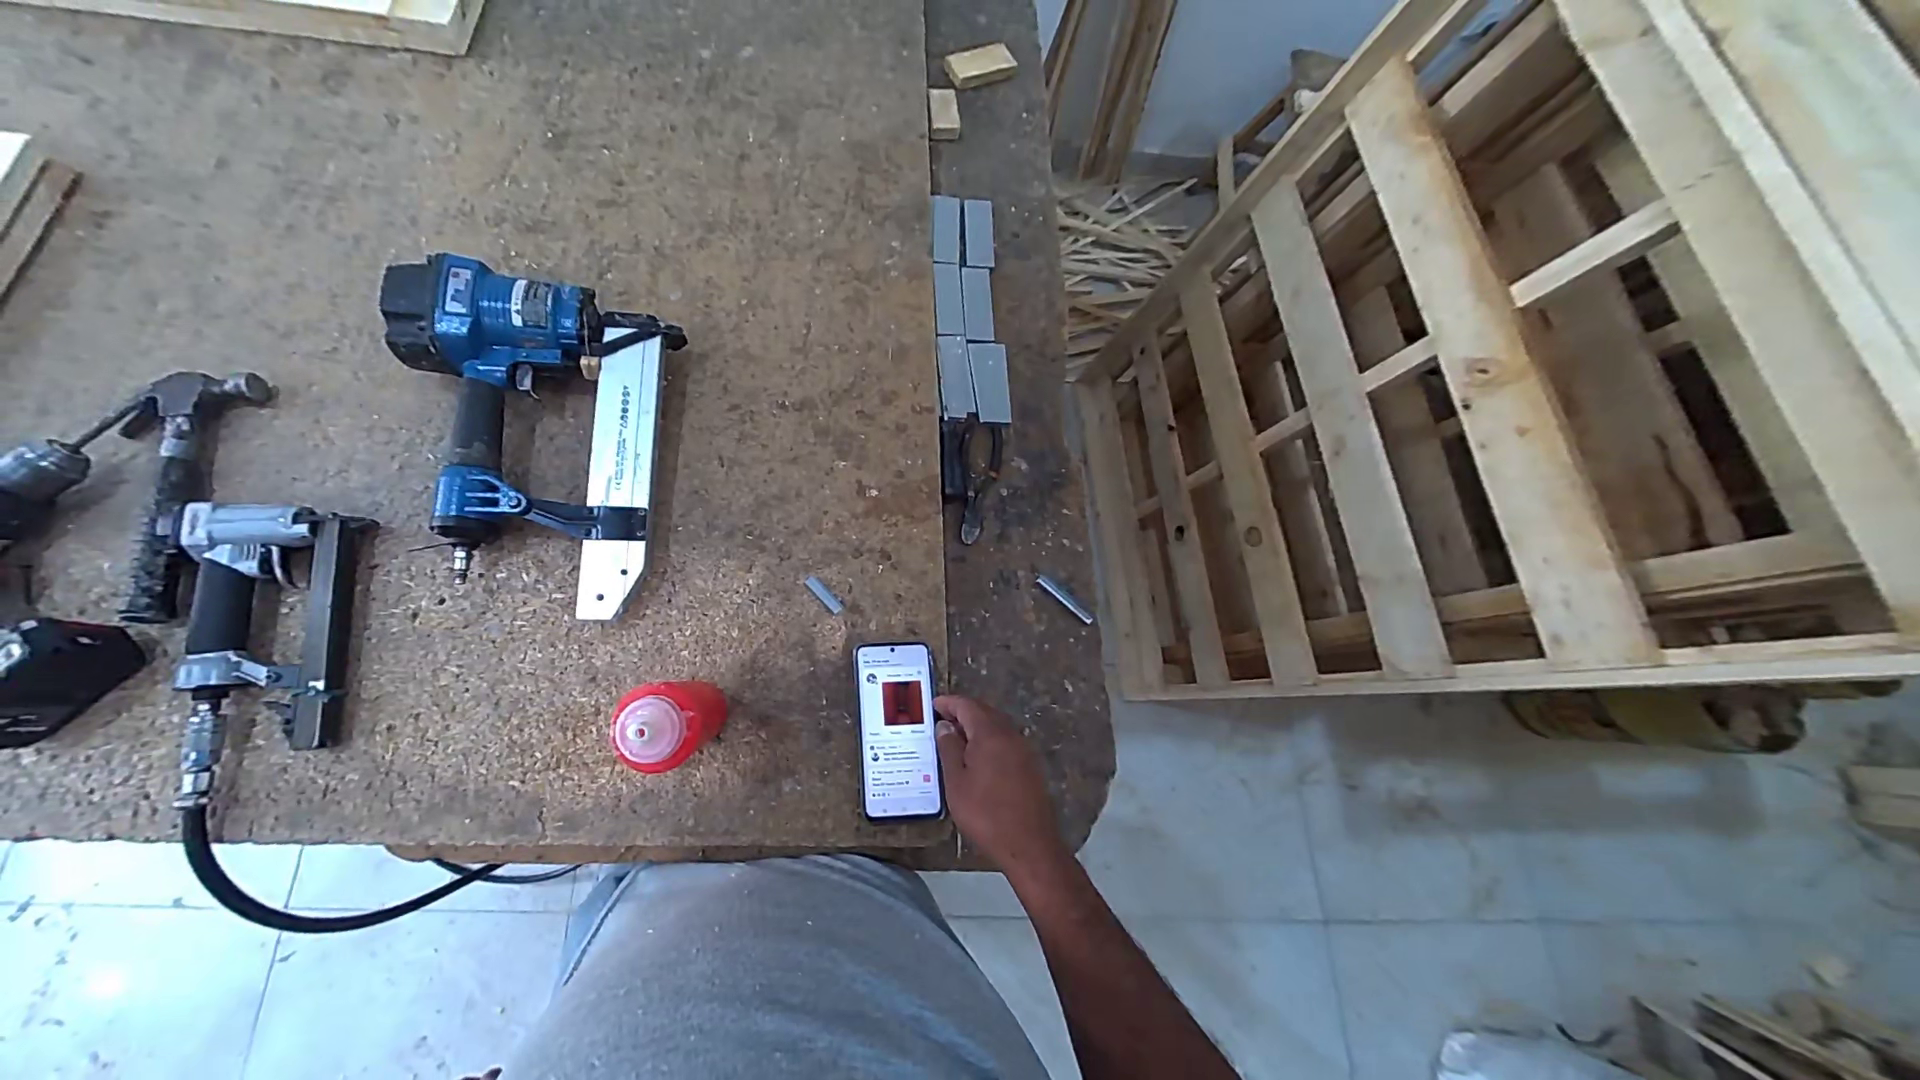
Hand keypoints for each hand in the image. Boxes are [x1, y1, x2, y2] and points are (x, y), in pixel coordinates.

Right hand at [934, 695, 1069, 878]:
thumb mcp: (956, 782)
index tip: (934, 705)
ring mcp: (1023, 749)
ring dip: (976, 727)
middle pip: (984, 712)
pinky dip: (988, 740)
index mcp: (990, 733)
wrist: (1028, 844)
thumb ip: (949, 749)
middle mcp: (1010, 734)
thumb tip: (945, 726)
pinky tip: (977, 758)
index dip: (949, 702)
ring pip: (996, 726)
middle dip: (962, 712)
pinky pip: (1005, 741)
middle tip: (941, 721)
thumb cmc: (985, 813)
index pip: (967, 705)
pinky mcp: (1029, 765)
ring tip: (955, 740)